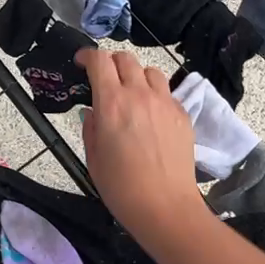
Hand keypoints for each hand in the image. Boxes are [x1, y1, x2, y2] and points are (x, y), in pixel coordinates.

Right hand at [75, 48, 208, 238]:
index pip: (100, 61)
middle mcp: (139, 95)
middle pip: (125, 59)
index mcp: (112, 103)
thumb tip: (93, 112)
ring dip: (136, 75)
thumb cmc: (121, 188)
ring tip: (131, 92)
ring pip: (150, 71)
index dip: (88, 55)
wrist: (166, 208)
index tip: (81, 62)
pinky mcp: (183, 115)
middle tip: (105, 78)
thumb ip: (91, 128)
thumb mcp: (93, 158)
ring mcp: (165, 103)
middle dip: (111, 63)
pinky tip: (151, 115)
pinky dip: (155, 95)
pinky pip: (167, 93)